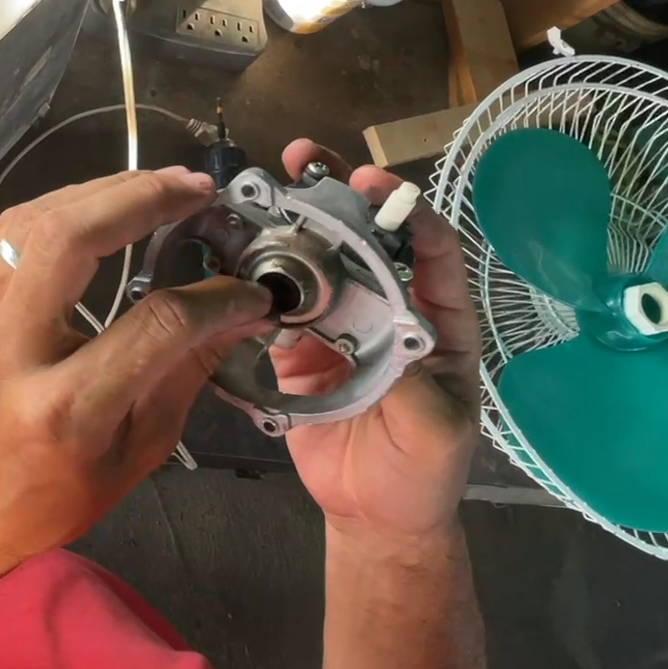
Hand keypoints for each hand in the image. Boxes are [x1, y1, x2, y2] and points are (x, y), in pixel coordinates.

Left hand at [0, 167, 273, 561]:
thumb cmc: (58, 491)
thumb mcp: (139, 448)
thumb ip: (188, 369)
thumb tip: (244, 309)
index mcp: (64, 406)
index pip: (153, 325)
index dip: (213, 299)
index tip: (249, 289)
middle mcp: (10, 349)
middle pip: (68, 239)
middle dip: (141, 199)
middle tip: (198, 188)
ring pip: (35, 220)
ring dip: (104, 190)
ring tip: (164, 185)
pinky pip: (15, 230)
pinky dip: (68, 204)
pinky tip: (109, 201)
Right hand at [271, 140, 481, 540]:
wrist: (369, 511)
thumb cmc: (421, 471)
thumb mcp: (435, 429)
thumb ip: (415, 379)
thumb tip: (384, 327)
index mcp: (434, 318)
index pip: (428, 250)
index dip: (404, 210)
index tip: (370, 182)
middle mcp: (384, 307)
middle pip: (364, 239)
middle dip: (336, 193)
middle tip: (302, 156)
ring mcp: (336, 324)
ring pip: (314, 263)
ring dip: (288, 226)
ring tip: (257, 194)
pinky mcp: (294, 346)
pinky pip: (274, 307)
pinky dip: (254, 281)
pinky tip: (232, 258)